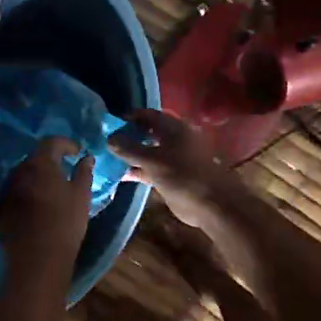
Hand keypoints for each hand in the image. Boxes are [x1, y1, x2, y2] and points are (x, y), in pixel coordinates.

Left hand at [0, 137, 94, 274]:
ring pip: (22, 176)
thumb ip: (84, 172)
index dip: (66, 144)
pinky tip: (33, 207)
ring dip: (35, 179)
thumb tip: (86, 158)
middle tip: (63, 171)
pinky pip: (13, 194)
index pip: (51, 143)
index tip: (76, 152)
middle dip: (49, 162)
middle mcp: (19, 171)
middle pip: (34, 159)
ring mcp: (5, 189)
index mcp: (40, 163)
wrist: (37, 258)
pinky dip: (24, 195)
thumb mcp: (81, 195)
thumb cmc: (65, 223)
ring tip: (49, 191)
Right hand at [107, 110, 225, 197]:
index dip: (129, 117)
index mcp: (174, 128)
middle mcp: (174, 139)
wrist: (212, 206)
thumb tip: (109, 138)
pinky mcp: (171, 176)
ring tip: (108, 156)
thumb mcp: (153, 161)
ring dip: (130, 154)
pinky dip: (136, 170)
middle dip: (128, 135)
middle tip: (107, 140)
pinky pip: (150, 168)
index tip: (110, 123)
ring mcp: (173, 158)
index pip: (148, 115)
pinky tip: (119, 174)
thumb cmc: (185, 176)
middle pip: (147, 132)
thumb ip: (130, 149)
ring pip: (147, 151)